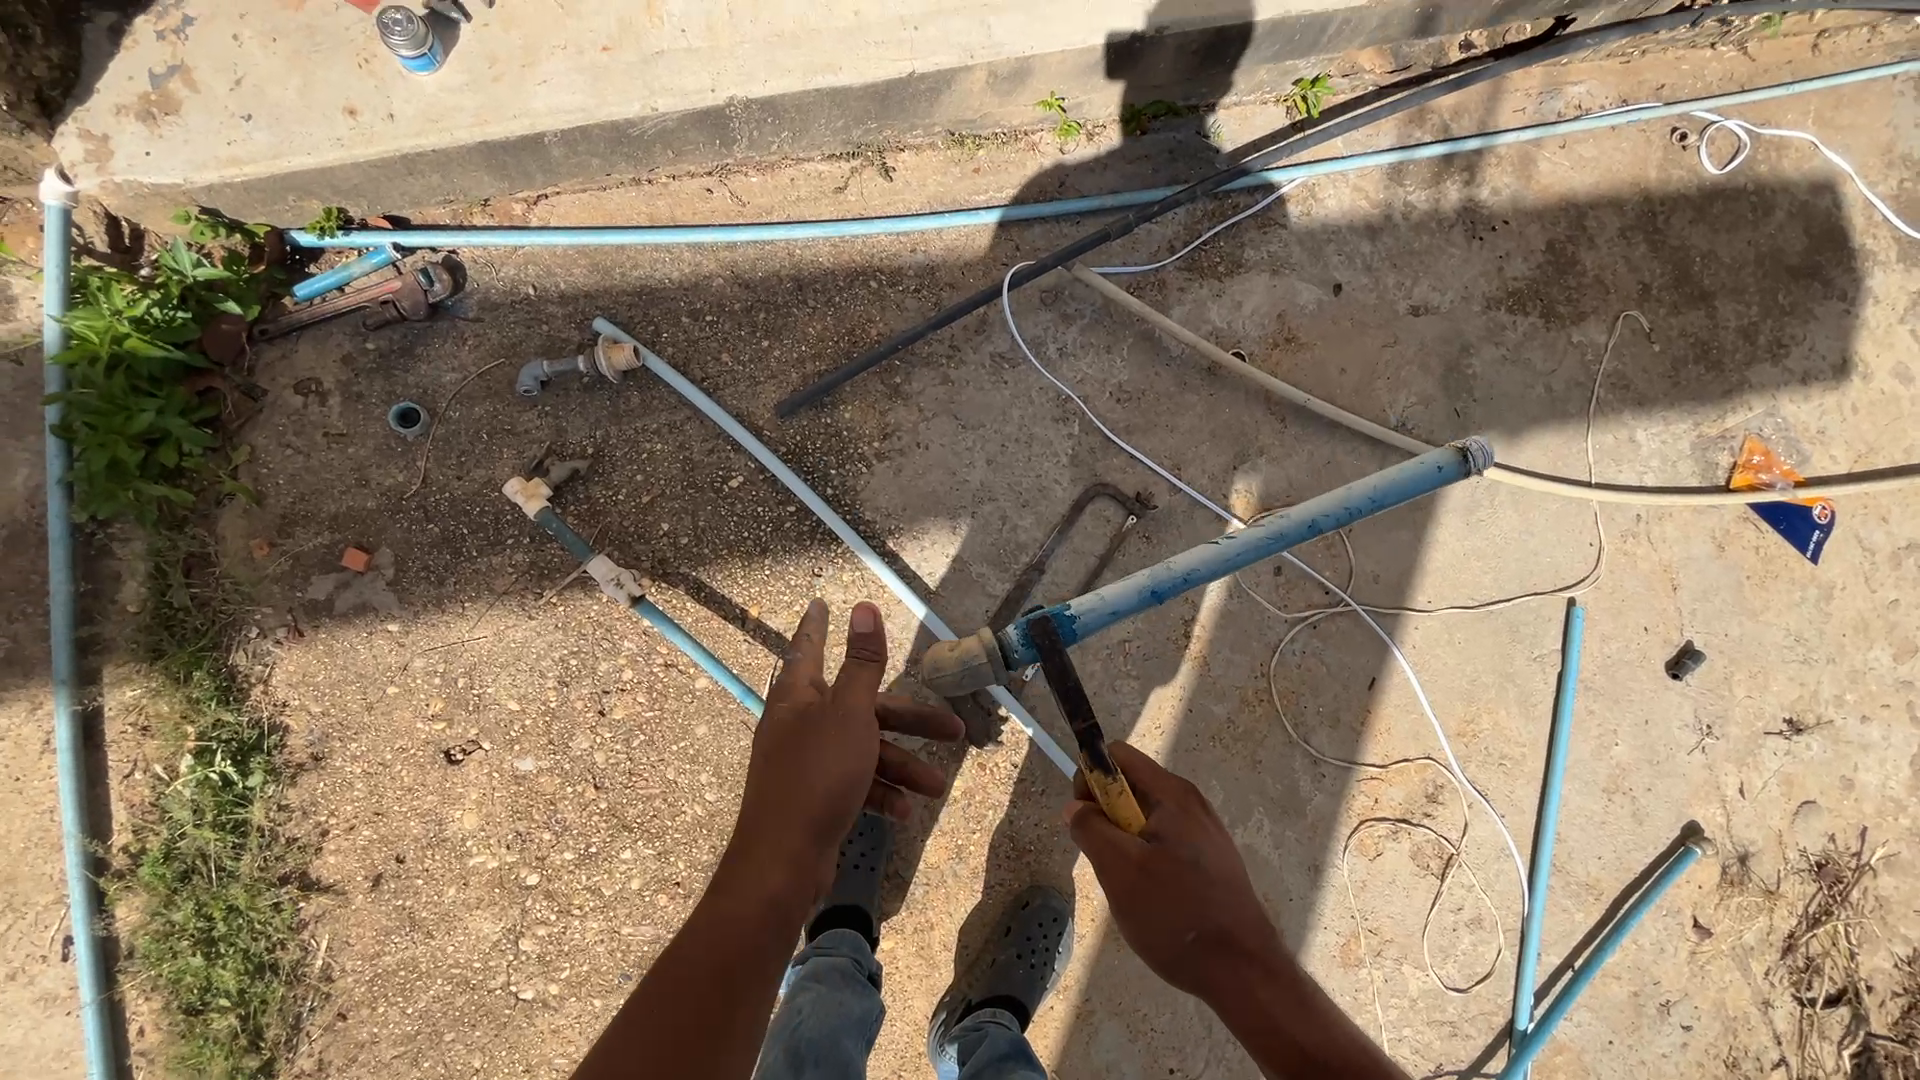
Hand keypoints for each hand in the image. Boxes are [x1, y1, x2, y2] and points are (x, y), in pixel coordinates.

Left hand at [732, 599, 963, 902]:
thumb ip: (862, 662)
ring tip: (938, 786)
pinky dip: (880, 793)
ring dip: (902, 766)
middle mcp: (799, 723)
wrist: (784, 861)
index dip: (817, 625)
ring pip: (863, 749)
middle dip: (908, 720)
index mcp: (799, 696)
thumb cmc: (817, 774)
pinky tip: (906, 812)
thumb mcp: (850, 713)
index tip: (819, 602)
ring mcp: (805, 763)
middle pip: (860, 707)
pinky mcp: (814, 797)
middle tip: (954, 728)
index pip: (808, 647)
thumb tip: (863, 607)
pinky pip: (854, 783)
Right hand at [1064, 743, 1286, 1004]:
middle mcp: (1191, 803)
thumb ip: (1090, 829)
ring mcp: (1205, 831)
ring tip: (1130, 886)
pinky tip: (1152, 898)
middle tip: (1108, 861)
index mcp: (1172, 794)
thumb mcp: (1119, 870)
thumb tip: (1075, 806)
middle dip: (1107, 817)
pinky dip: (1147, 860)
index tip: (1085, 821)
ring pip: (1145, 819)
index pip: (1117, 756)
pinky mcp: (1211, 859)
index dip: (1091, 779)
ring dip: (1125, 844)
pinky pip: (1164, 842)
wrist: (1243, 971)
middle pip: (1131, 787)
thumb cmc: (1175, 914)